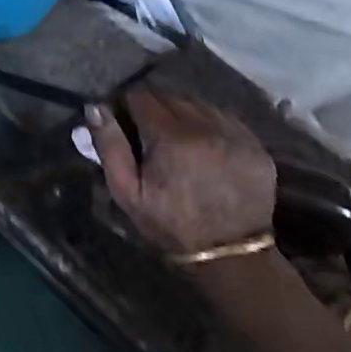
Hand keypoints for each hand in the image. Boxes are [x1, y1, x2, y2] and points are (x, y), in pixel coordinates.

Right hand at [87, 89, 276, 253]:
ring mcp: (234, 133)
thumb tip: (95, 107)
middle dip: (154, 110)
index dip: (127, 107)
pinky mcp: (255, 144)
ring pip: (196, 104)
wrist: (231, 255)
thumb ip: (109, 145)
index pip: (140, 96)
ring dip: (182, 115)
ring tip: (179, 142)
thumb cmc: (171, 223)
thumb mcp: (127, 191)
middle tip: (151, 137)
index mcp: (170, 136)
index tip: (126, 126)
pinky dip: (209, 125)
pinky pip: (223, 118)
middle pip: (169, 97)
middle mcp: (204, 126)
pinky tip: (204, 148)